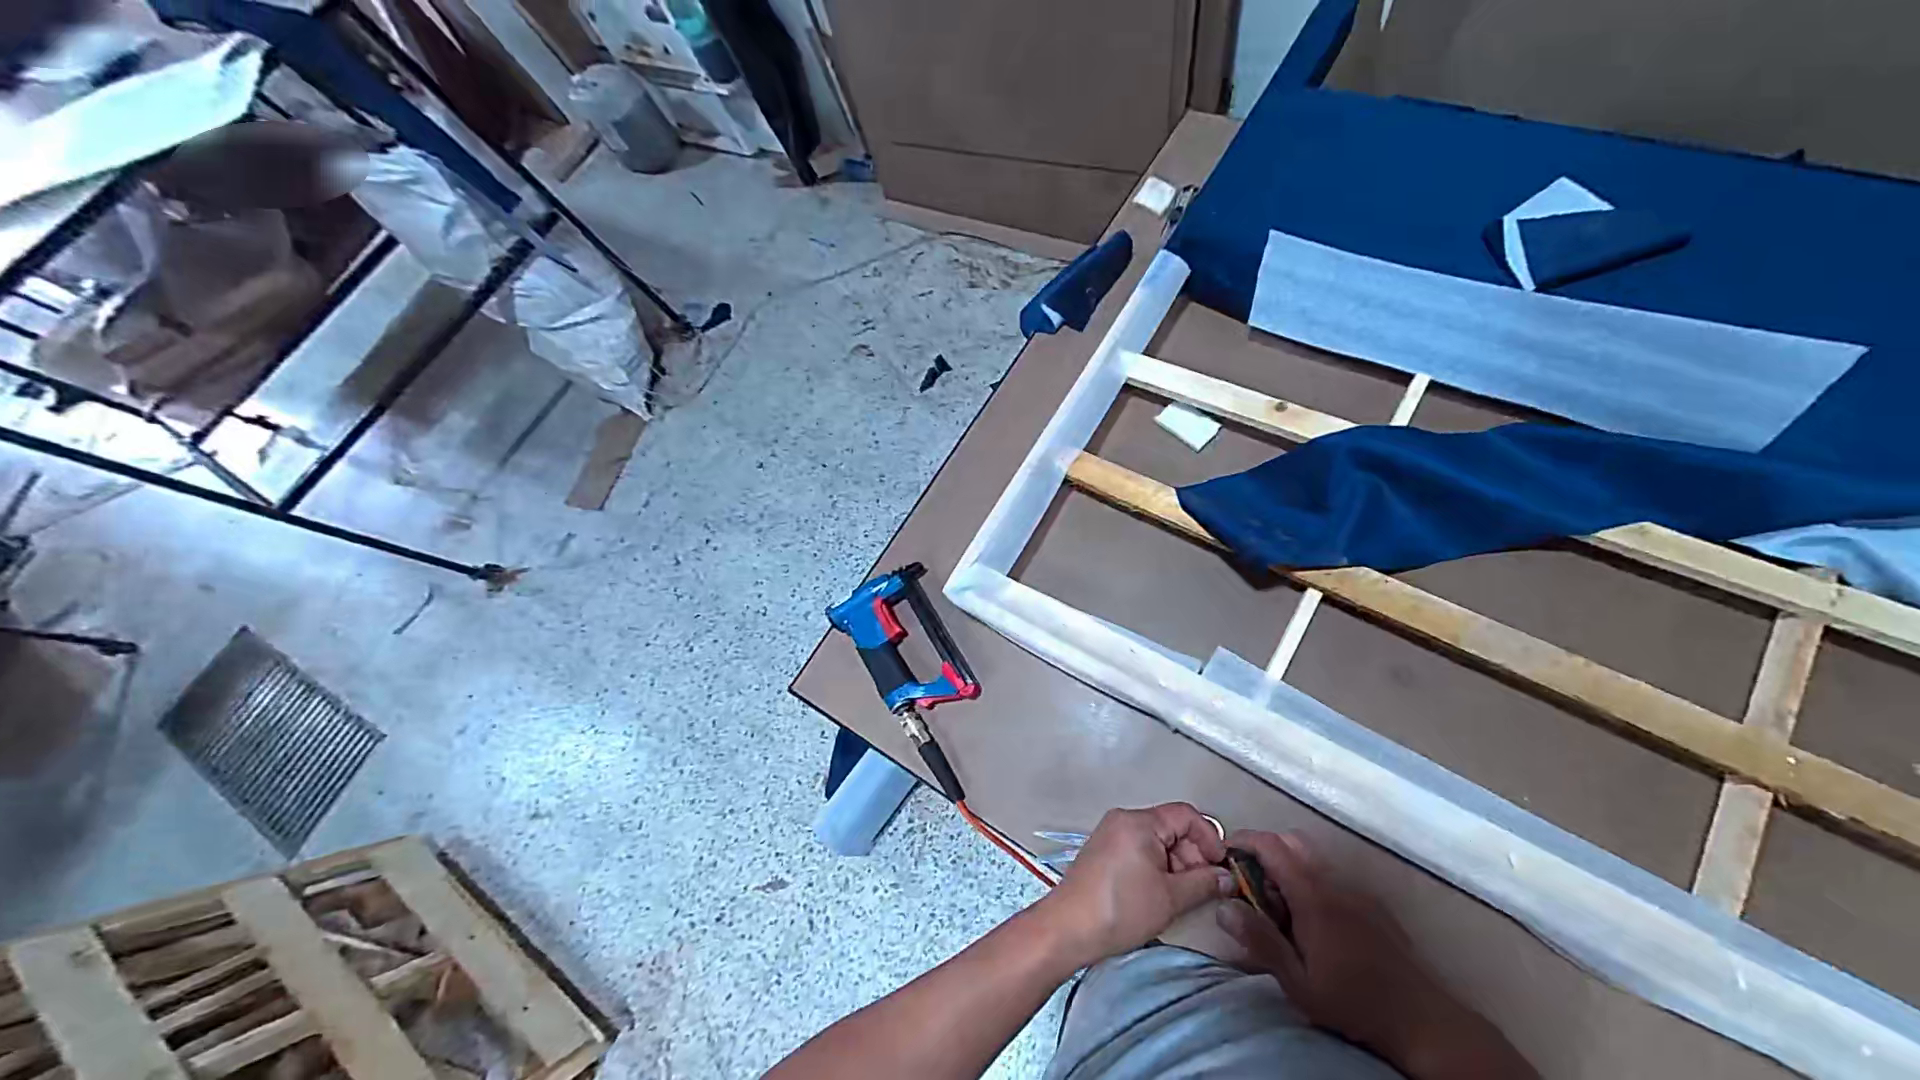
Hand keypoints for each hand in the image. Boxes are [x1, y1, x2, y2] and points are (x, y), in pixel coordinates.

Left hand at [1033, 803, 1233, 967]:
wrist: (1070, 928)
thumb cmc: (1121, 909)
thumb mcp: (1171, 898)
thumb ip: (1204, 883)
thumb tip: (1226, 877)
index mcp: (1139, 821)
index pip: (1185, 815)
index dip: (1209, 838)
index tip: (1221, 866)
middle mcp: (1123, 819)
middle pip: (1171, 827)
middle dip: (1193, 855)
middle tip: (1203, 887)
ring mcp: (1110, 834)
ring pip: (1156, 840)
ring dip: (1176, 864)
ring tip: (1180, 896)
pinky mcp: (1104, 850)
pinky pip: (1139, 849)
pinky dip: (1156, 867)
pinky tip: (1160, 893)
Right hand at [1217, 830, 1537, 1079]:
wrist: (1425, 1023)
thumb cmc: (1354, 1003)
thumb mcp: (1298, 983)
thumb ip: (1260, 941)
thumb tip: (1223, 907)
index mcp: (1313, 897)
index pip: (1272, 846)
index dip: (1243, 841)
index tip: (1224, 853)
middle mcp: (1336, 884)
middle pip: (1293, 841)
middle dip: (1265, 850)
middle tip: (1250, 882)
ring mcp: (1358, 893)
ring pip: (1314, 858)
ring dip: (1289, 867)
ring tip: (1279, 905)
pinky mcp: (1374, 906)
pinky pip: (1333, 877)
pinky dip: (1312, 882)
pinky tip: (1313, 921)